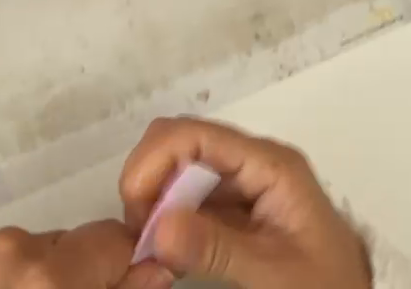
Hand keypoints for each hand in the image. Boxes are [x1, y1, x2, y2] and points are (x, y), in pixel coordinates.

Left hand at [0, 220, 170, 288]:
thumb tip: (156, 269)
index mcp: (52, 276)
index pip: (111, 237)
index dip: (123, 262)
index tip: (126, 283)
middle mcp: (16, 248)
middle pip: (73, 245)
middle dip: (80, 275)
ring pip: (36, 251)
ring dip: (43, 276)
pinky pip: (2, 255)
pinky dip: (11, 276)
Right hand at [119, 117, 370, 288]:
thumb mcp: (276, 275)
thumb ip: (218, 249)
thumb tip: (156, 227)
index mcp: (268, 163)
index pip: (192, 135)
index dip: (153, 161)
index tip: (134, 206)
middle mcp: (251, 160)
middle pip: (179, 143)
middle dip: (149, 178)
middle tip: (139, 230)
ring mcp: (243, 180)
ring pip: (177, 166)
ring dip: (155, 198)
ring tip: (151, 242)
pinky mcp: (235, 203)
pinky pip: (187, 194)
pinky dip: (168, 214)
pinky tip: (167, 246)